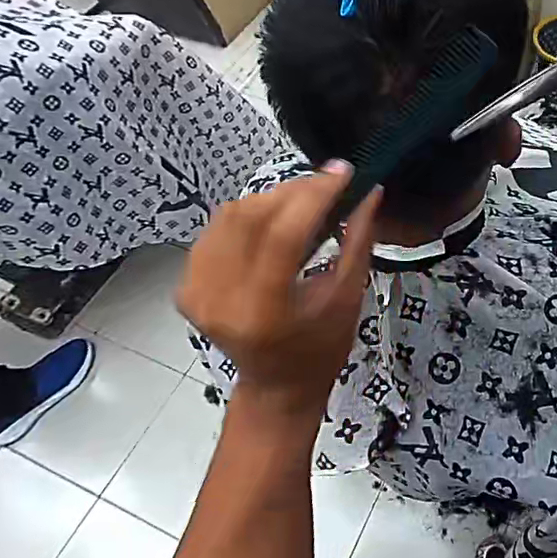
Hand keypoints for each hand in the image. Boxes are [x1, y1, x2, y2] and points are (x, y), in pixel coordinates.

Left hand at [176, 163, 380, 417]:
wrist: (278, 385)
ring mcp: (196, 291)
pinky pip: (216, 231)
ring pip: (229, 216)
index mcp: (265, 309)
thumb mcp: (349, 296)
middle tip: (329, 183)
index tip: (343, 172)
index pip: (283, 233)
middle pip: (250, 217)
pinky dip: (247, 215)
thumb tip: (370, 191)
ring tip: (306, 200)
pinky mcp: (187, 286)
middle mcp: (220, 297)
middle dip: (294, 191)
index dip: (313, 195)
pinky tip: (274, 220)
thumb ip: (357, 239)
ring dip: (271, 198)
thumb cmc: (323, 347)